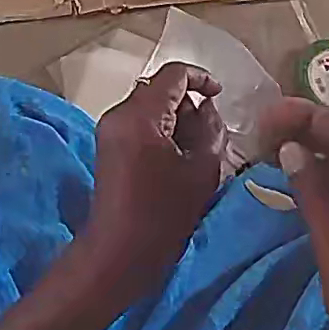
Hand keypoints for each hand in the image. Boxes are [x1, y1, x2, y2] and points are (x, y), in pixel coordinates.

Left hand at [80, 63, 225, 292]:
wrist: (119, 255)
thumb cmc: (164, 214)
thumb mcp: (202, 169)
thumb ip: (210, 128)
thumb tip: (206, 108)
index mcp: (141, 115)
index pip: (173, 74)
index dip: (201, 78)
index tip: (220, 96)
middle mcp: (119, 114)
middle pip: (159, 89)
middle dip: (188, 103)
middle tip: (210, 131)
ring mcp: (109, 130)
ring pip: (149, 106)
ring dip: (175, 118)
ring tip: (197, 148)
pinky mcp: (108, 147)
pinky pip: (139, 123)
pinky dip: (161, 130)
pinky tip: (177, 157)